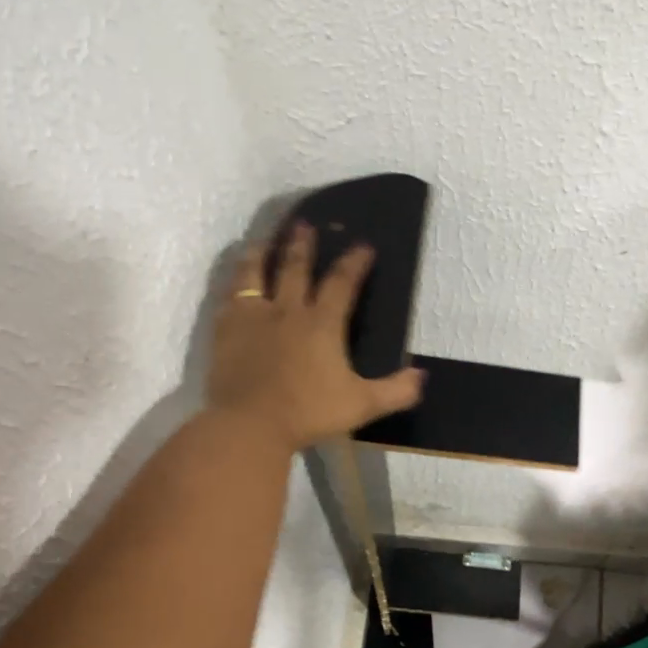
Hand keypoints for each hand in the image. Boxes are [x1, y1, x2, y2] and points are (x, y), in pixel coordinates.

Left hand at [208, 222, 424, 447]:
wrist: (250, 424)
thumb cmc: (309, 412)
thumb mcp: (362, 405)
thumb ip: (396, 390)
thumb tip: (422, 376)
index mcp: (322, 324)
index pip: (342, 282)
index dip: (354, 262)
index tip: (363, 245)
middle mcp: (287, 310)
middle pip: (294, 267)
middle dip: (302, 244)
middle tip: (304, 224)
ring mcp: (252, 317)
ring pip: (254, 273)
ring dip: (260, 253)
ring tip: (262, 241)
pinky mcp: (224, 330)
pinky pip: (228, 297)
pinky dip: (233, 284)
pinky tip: (233, 283)